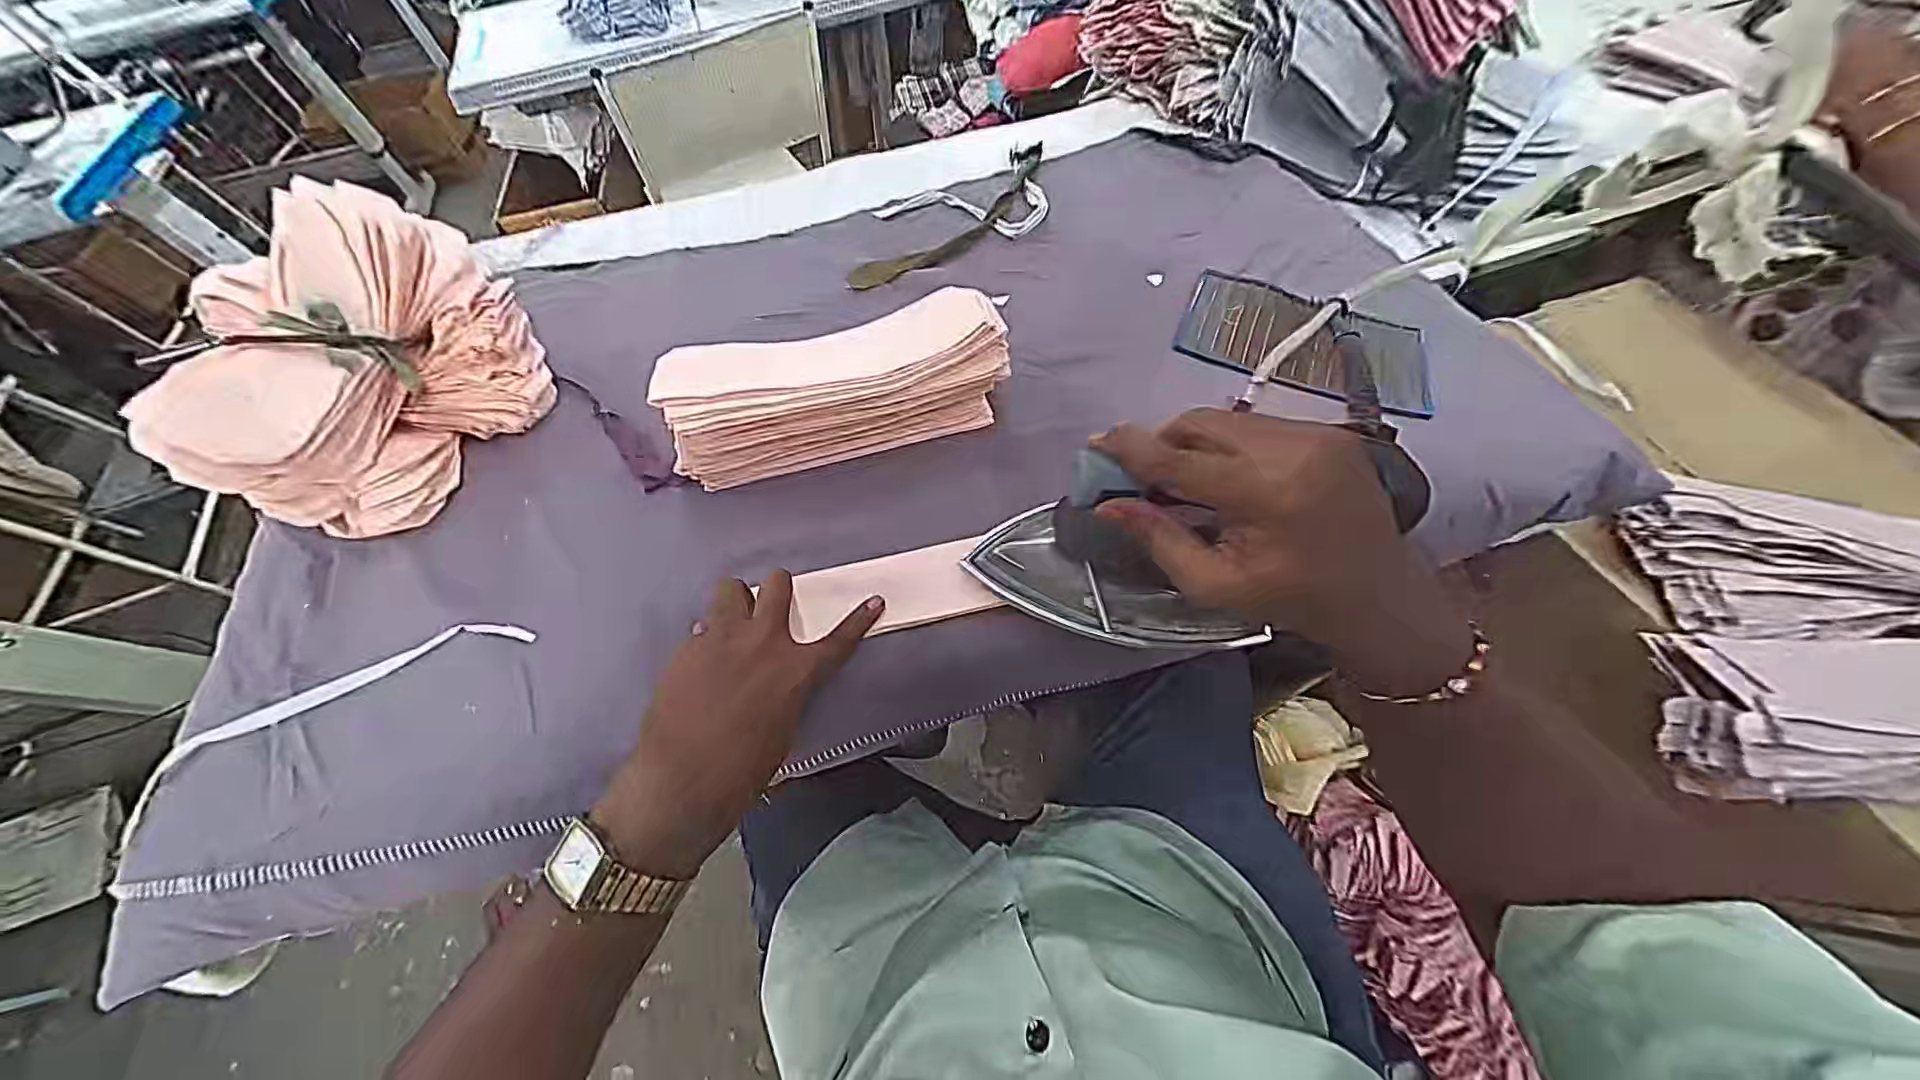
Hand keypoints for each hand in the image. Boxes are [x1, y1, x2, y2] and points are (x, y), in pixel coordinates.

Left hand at [591, 572, 883, 877]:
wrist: (684, 778)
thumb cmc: (744, 768)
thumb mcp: (783, 729)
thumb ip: (785, 692)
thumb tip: (772, 681)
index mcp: (797, 670)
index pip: (839, 639)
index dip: (860, 619)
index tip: (873, 601)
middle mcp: (764, 642)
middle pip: (778, 585)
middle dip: (780, 589)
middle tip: (774, 606)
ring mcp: (723, 638)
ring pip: (731, 588)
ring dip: (738, 601)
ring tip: (735, 622)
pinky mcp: (688, 647)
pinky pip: (703, 626)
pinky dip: (708, 637)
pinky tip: (703, 659)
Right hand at [1093, 408, 1471, 694]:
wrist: (1379, 595)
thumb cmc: (1292, 600)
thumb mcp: (1214, 584)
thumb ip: (1158, 540)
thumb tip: (1109, 506)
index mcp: (1267, 493)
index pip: (1180, 459)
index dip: (1131, 449)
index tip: (1098, 444)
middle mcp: (1294, 449)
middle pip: (1199, 424)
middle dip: (1162, 444)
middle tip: (1146, 477)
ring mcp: (1318, 434)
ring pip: (1225, 419)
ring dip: (1194, 444)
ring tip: (1190, 482)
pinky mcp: (1330, 431)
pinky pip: (1255, 424)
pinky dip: (1228, 445)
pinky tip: (1229, 478)